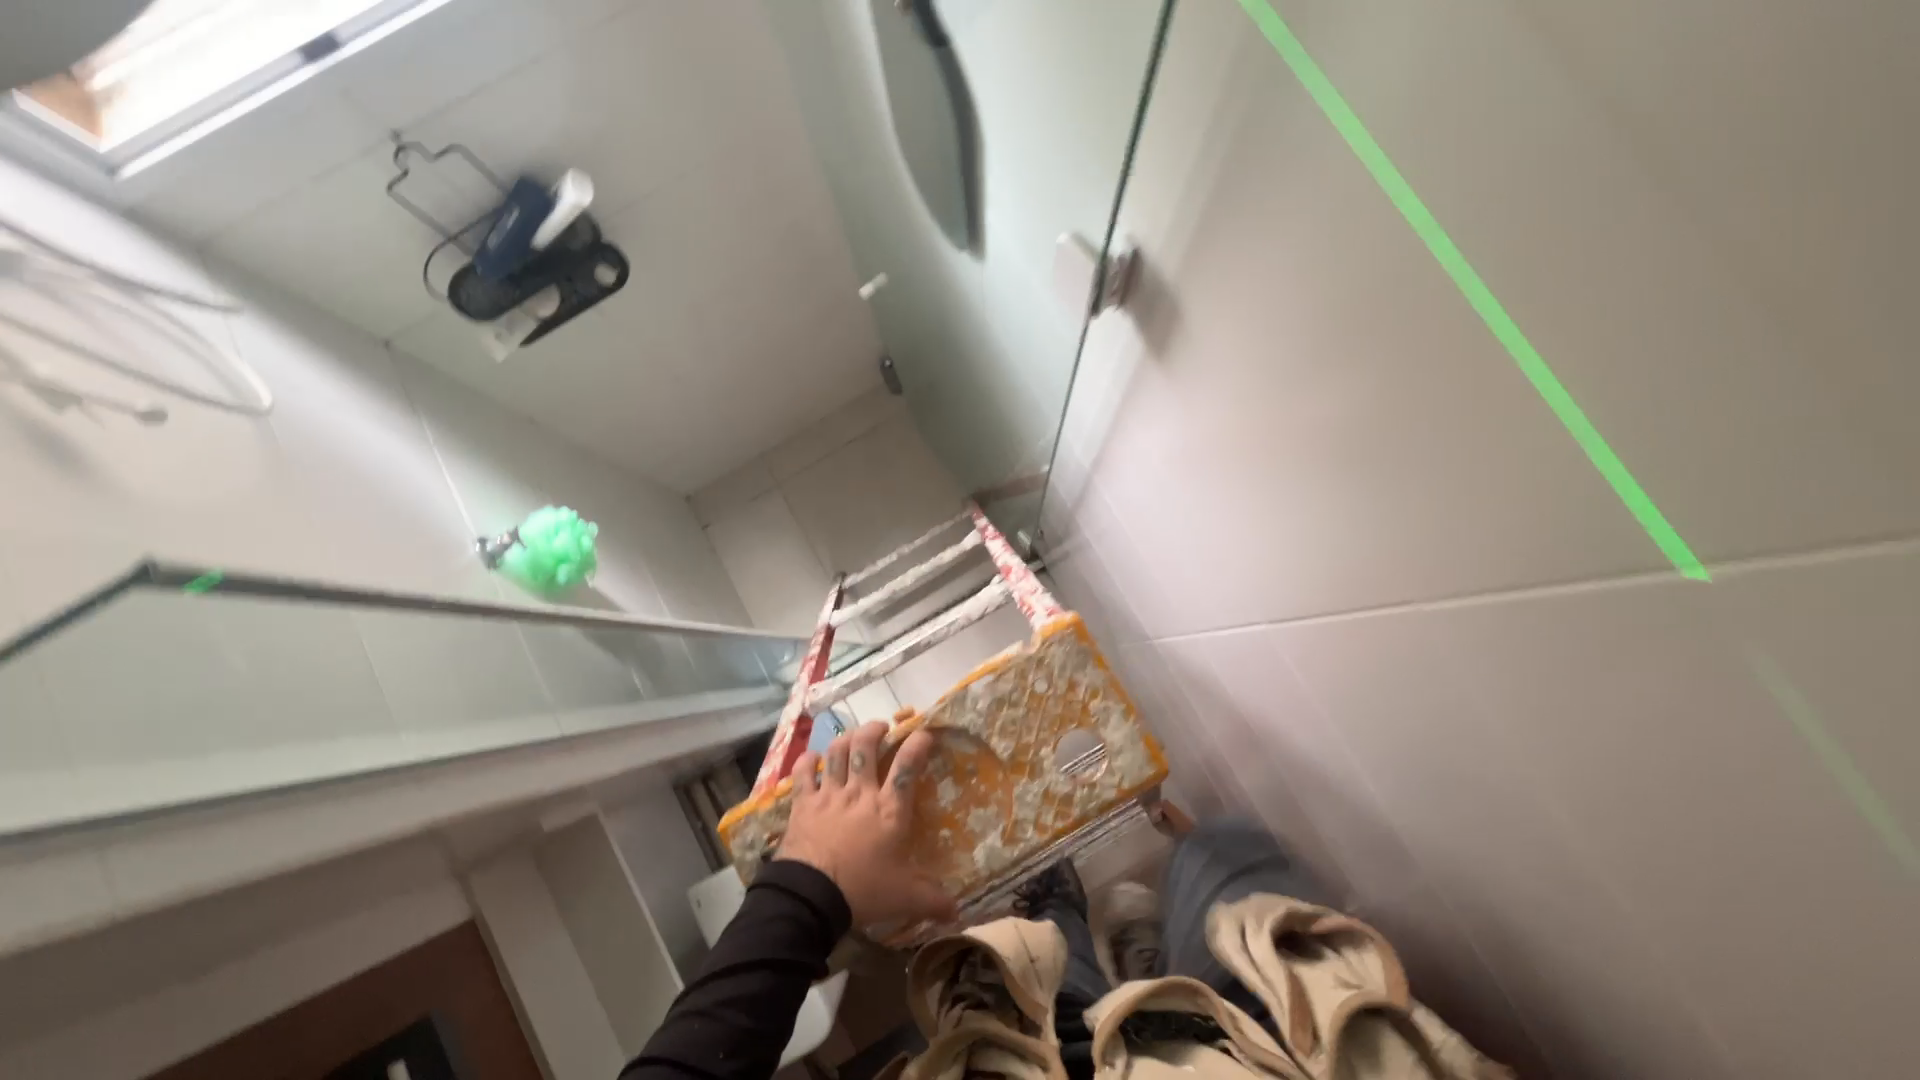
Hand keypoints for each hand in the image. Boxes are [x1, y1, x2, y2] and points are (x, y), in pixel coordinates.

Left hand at [776, 721, 956, 927]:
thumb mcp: (904, 898)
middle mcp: (860, 792)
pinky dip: (808, 760)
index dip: (917, 744)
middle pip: (866, 746)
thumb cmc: (862, 890)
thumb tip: (958, 912)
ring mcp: (829, 794)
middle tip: (882, 728)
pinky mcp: (803, 804)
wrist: (810, 897)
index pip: (907, 766)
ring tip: (852, 737)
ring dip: (845, 739)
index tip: (924, 733)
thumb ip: (932, 900)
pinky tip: (813, 757)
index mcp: (889, 810)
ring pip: (836, 752)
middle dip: (875, 730)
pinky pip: (804, 772)